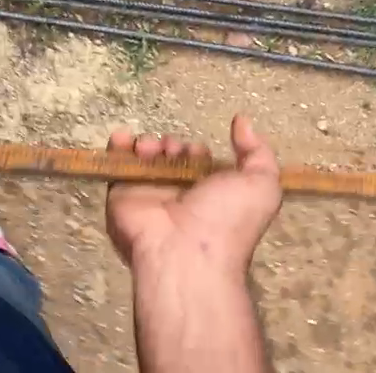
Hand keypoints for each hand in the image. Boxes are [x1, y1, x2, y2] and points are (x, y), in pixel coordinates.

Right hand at [105, 116, 280, 283]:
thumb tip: (243, 121)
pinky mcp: (120, 193)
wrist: (186, 254)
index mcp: (207, 193)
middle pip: (168, 153)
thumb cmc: (226, 219)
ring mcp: (147, 192)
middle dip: (170, 143)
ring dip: (146, 142)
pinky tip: (124, 138)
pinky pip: (115, 162)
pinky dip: (117, 145)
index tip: (197, 152)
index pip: (196, 160)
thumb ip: (258, 153)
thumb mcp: (260, 187)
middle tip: (173, 151)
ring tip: (151, 150)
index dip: (196, 149)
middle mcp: (176, 192)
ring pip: (143, 154)